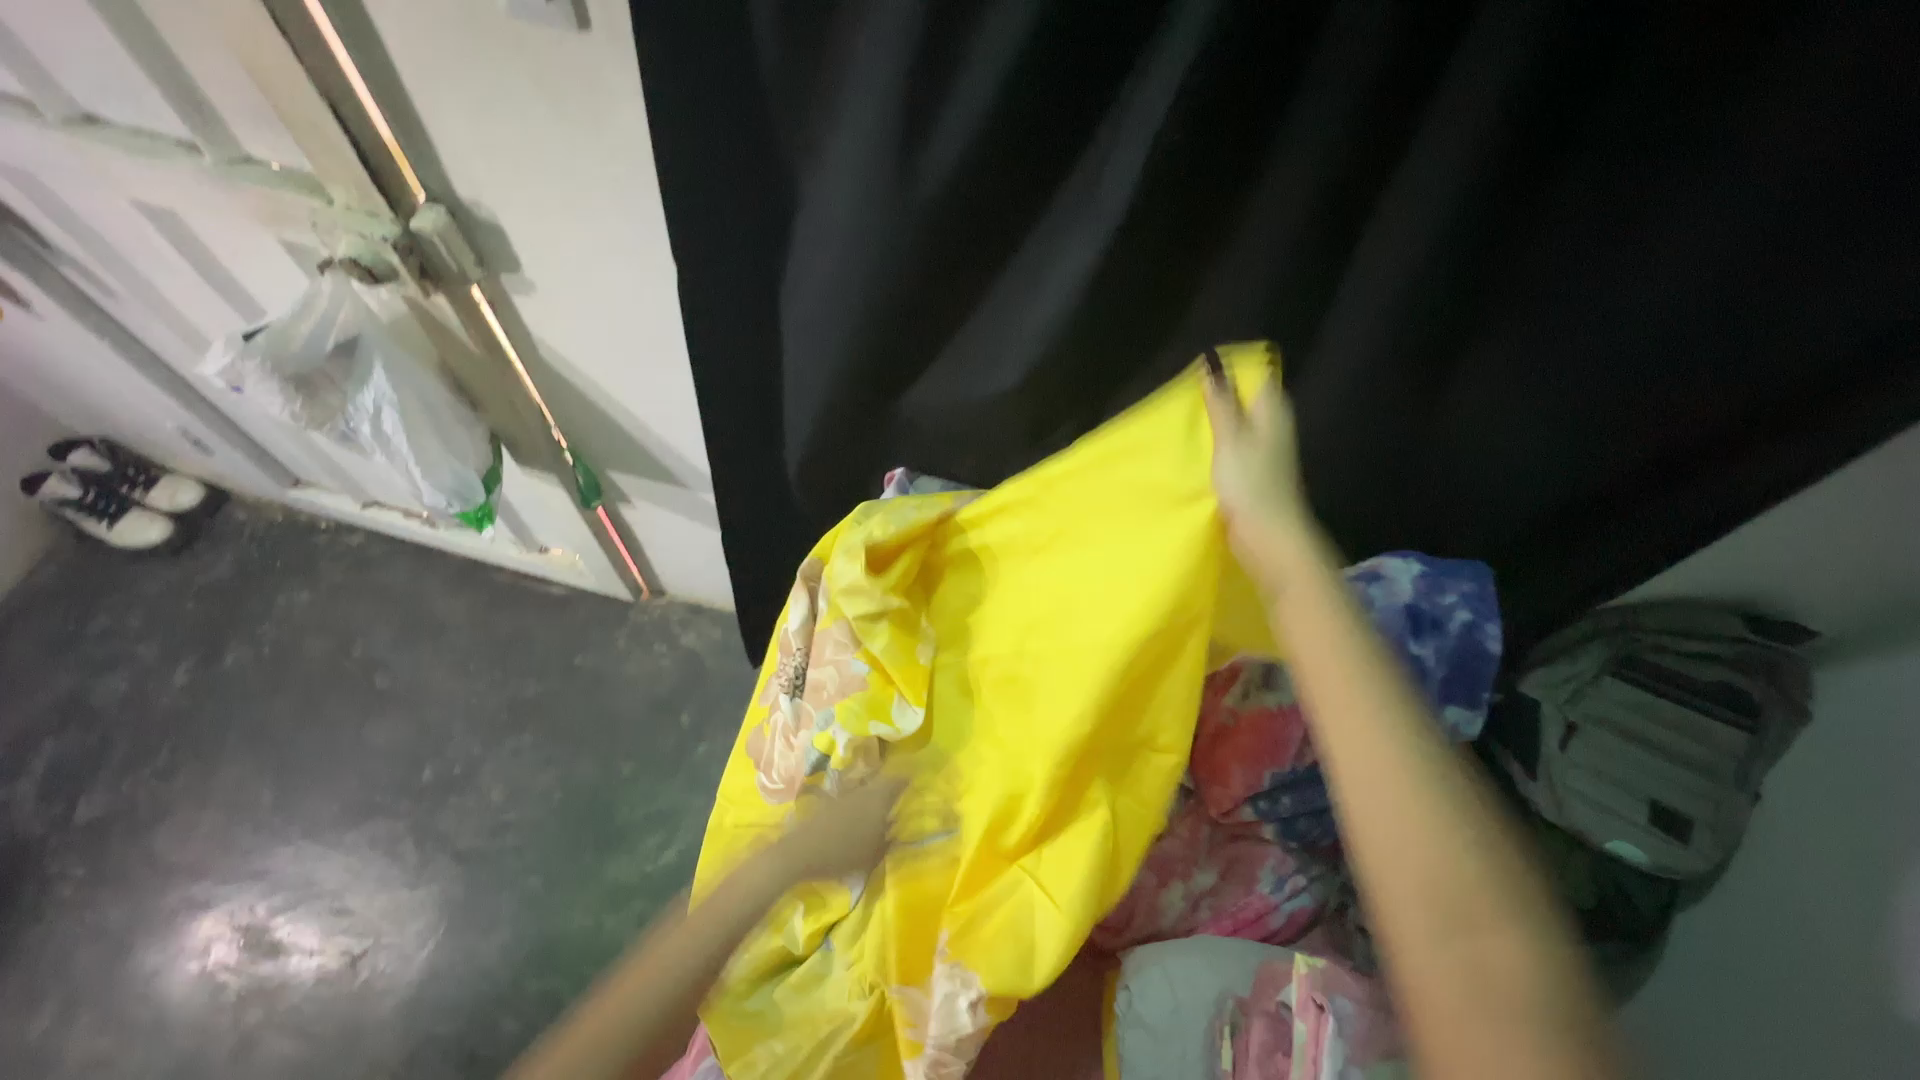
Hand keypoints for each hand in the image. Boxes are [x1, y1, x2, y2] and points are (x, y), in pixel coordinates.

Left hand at [770, 773, 910, 882]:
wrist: (801, 852)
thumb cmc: (843, 853)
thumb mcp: (873, 854)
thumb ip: (887, 841)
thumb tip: (895, 832)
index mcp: (878, 799)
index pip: (898, 781)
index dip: (907, 780)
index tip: (914, 782)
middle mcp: (862, 790)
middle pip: (880, 782)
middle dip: (889, 787)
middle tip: (897, 796)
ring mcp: (843, 794)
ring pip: (863, 788)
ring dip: (871, 794)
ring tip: (876, 807)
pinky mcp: (827, 803)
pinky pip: (848, 798)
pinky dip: (854, 804)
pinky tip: (853, 817)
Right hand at [1199, 350, 1318, 589]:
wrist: (1267, 536)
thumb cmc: (1250, 484)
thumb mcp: (1231, 437)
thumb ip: (1221, 401)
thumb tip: (1211, 362)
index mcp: (1273, 410)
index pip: (1256, 372)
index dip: (1230, 366)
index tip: (1199, 365)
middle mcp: (1274, 425)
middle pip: (1246, 398)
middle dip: (1220, 392)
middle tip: (1185, 391)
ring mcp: (1266, 451)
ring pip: (1239, 423)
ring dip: (1216, 419)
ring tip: (1185, 415)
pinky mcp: (1255, 473)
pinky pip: (1234, 446)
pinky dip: (1217, 443)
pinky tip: (1197, 447)